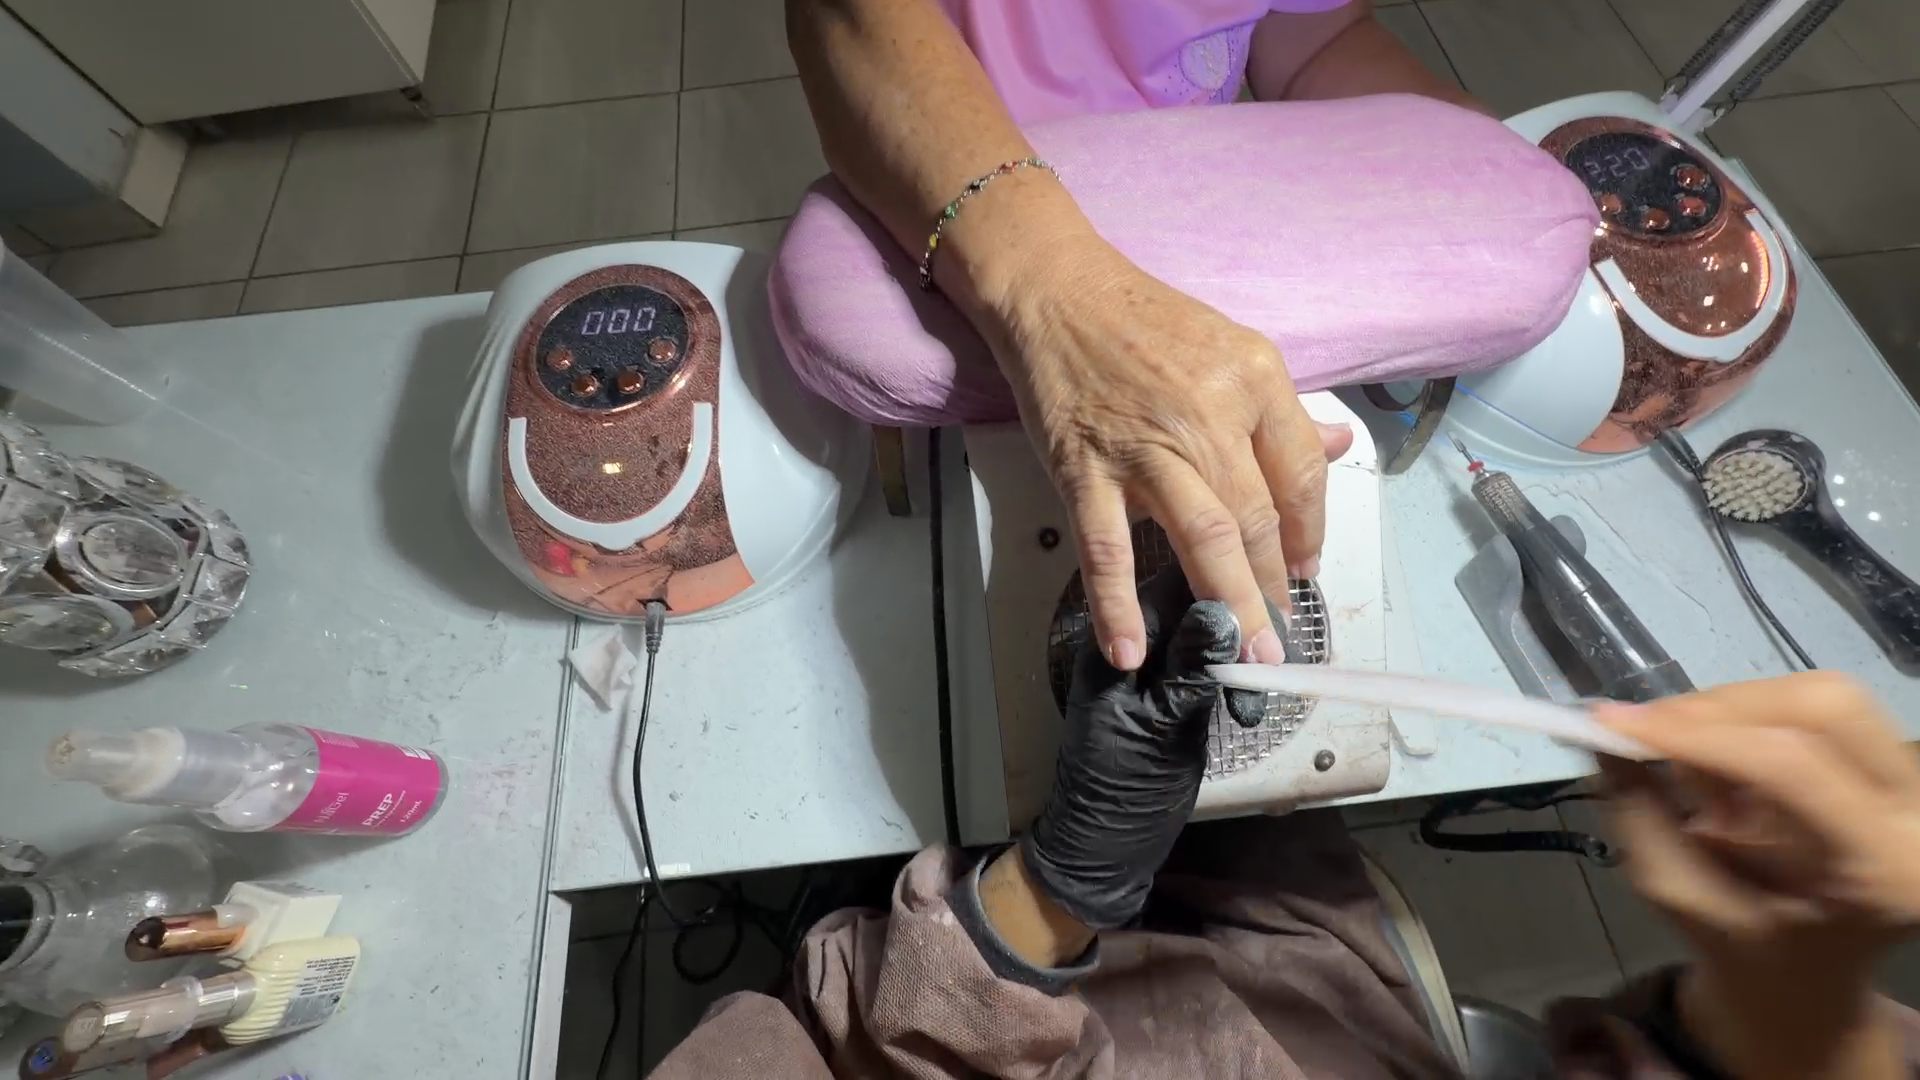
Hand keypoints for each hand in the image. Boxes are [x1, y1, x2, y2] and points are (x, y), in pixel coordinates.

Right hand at [988, 234, 1351, 671]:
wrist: (1057, 296)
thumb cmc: (1142, 320)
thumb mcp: (1230, 348)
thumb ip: (1282, 409)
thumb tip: (1334, 447)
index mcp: (1253, 379)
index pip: (1301, 475)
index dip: (1310, 535)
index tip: (1302, 571)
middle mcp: (1208, 415)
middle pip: (1257, 518)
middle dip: (1273, 586)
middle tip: (1278, 639)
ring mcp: (1144, 447)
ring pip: (1200, 536)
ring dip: (1228, 603)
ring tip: (1243, 655)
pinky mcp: (1085, 469)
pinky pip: (1106, 547)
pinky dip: (1116, 603)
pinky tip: (1129, 649)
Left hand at [1018, 566, 1260, 929]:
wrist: (1107, 844)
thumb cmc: (1121, 789)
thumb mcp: (1158, 727)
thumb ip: (1189, 669)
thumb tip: (1222, 609)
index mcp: (1114, 645)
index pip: (1168, 589)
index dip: (1218, 585)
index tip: (1265, 600)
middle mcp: (1133, 646)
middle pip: (1192, 605)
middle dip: (1239, 618)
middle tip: (1277, 647)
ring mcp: (1155, 669)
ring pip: (1207, 634)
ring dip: (1243, 648)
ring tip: (1268, 677)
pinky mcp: (1175, 693)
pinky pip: (1209, 663)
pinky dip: (1237, 672)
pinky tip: (1257, 690)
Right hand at [1597, 673, 1919, 1079]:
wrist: (1803, 966)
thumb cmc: (1738, 938)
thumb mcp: (1671, 888)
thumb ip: (1635, 809)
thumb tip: (1599, 730)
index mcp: (1884, 872)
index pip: (1791, 768)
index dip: (1692, 735)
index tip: (1608, 721)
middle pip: (1822, 709)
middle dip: (1714, 707)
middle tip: (1646, 729)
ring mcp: (1911, 787)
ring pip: (1812, 696)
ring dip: (1721, 711)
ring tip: (1686, 759)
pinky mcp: (1883, 765)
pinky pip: (1800, 707)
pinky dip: (1732, 718)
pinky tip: (1713, 760)